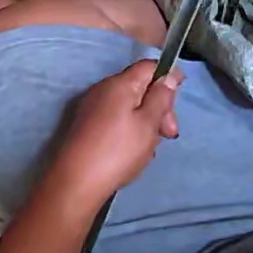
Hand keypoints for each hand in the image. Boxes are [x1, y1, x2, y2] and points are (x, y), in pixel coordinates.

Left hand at [45, 59, 181, 211]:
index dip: (168, 75)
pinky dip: (129, 128)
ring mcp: (91, 108)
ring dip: (146, 120)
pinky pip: (115, 118)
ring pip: (128, 105)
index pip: (148, 66)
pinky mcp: (85, 126)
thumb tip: (168, 77)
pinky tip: (134, 150)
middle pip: (139, 87)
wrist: (73, 185)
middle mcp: (103, 89)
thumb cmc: (117, 151)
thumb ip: (161, 97)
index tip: (180, 93)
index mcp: (120, 84)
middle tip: (169, 133)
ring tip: (151, 147)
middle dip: (159, 105)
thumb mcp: (148, 123)